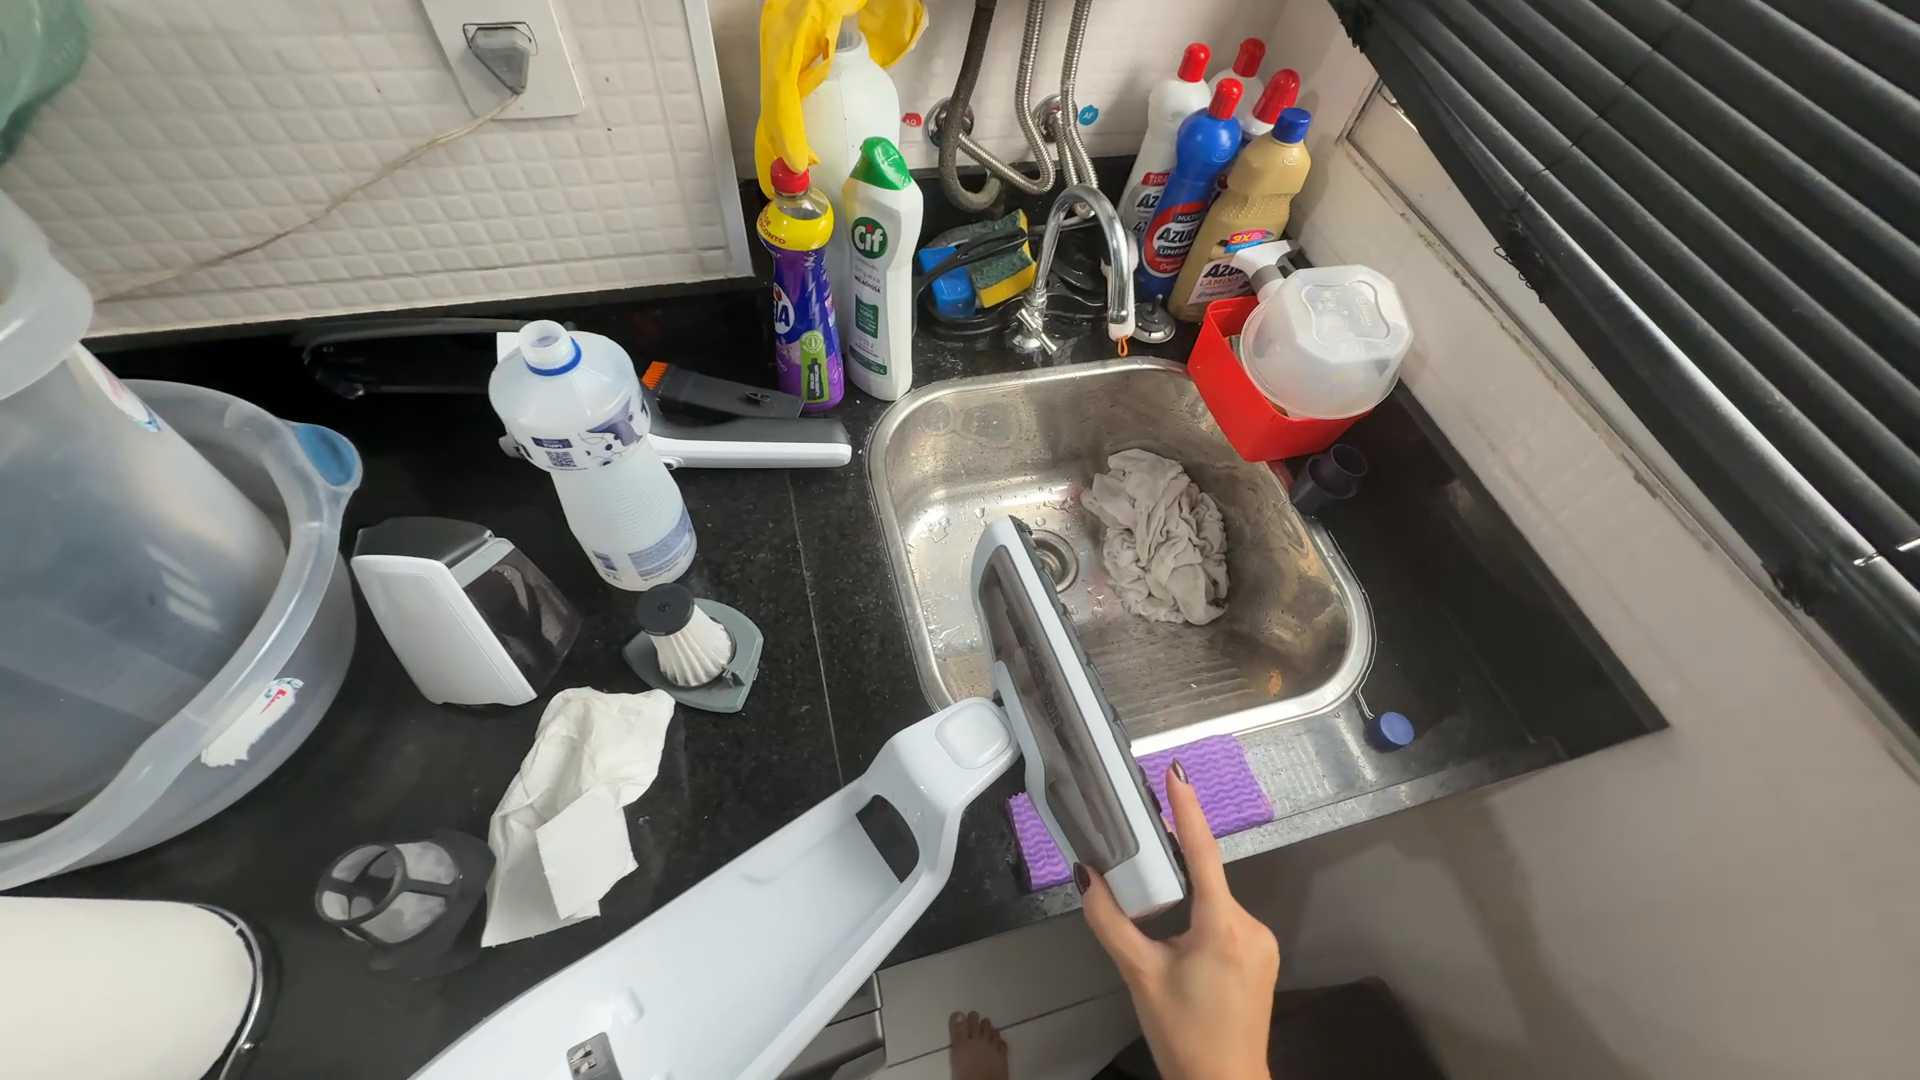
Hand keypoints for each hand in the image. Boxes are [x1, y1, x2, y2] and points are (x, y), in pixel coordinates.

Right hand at [1078, 761, 1280, 1079]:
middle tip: (1141, 859)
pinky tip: (1180, 942)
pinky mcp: (1261, 955)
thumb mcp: (1138, 974)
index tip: (1177, 774)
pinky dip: (1201, 915)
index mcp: (1221, 927)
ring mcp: (1261, 941)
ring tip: (1159, 929)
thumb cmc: (1184, 1036)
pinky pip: (1225, 917)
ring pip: (1214, 898)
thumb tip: (1086, 876)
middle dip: (1174, 866)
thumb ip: (1108, 920)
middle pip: (1205, 876)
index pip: (1203, 853)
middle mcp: (1249, 927)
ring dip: (1186, 897)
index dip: (1188, 809)